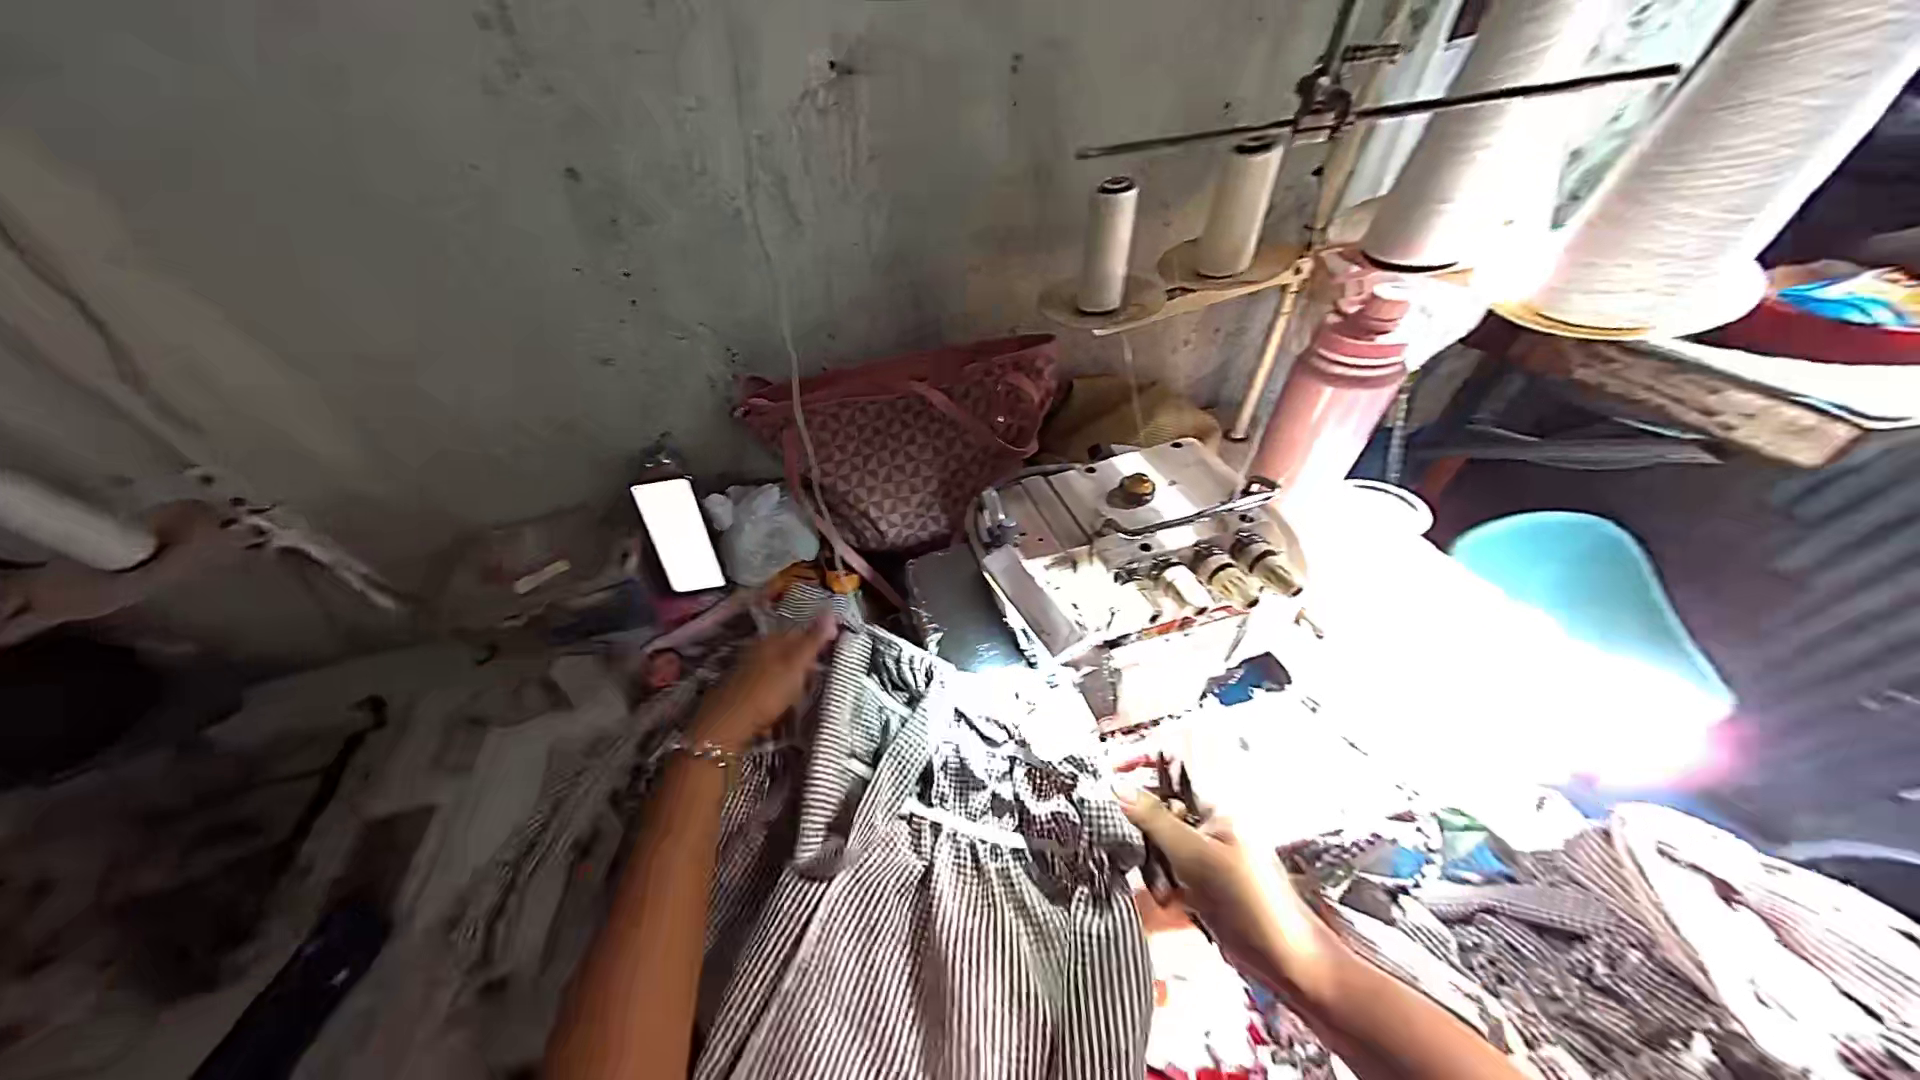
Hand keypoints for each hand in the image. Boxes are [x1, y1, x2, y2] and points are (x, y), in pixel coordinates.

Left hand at [688, 616, 836, 750]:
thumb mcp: (796, 664)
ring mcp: (747, 667)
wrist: (729, 723)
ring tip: (807, 685)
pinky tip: (785, 696)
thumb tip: (831, 610)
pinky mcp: (742, 687)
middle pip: (788, 647)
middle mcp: (758, 648)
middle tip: (823, 668)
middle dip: (805, 655)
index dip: (818, 638)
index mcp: (772, 639)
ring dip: (792, 672)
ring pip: (777, 663)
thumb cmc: (767, 691)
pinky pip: (769, 679)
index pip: (800, 631)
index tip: (834, 648)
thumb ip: (813, 639)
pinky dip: (780, 684)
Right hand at [1115, 782, 1327, 985]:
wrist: (1286, 962)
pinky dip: (1164, 883)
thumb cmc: (1250, 902)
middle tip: (1143, 855)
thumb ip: (1153, 819)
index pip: (1172, 768)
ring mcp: (1206, 851)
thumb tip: (1117, 787)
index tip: (1112, 772)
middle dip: (1146, 834)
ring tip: (1167, 892)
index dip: (1142, 764)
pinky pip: (1168, 868)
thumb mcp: (1193, 855)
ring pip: (1159, 842)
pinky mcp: (1202, 878)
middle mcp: (1210, 823)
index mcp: (1216, 805)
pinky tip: (1171, 902)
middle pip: (1159, 809)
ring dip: (1155, 867)